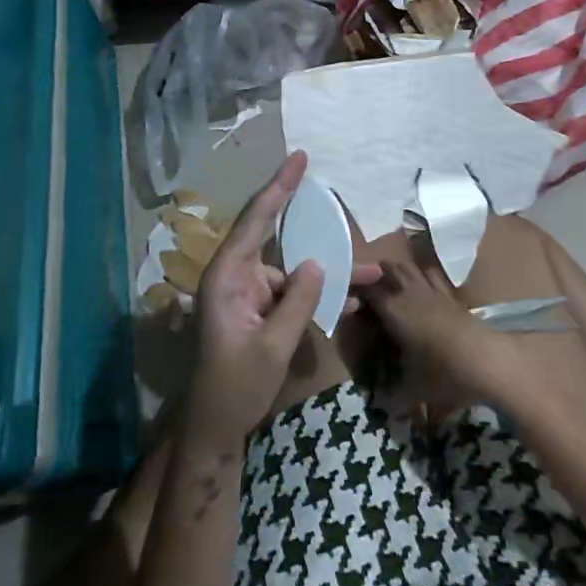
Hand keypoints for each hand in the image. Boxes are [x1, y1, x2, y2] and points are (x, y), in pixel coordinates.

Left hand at [187, 151, 380, 441]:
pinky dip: (319, 294)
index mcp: (228, 277)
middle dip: (308, 222)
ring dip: (328, 273)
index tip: (298, 158)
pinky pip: (293, 292)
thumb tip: (319, 263)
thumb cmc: (235, 386)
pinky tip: (353, 298)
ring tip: (370, 272)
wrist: (215, 427)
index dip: (279, 187)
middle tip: (329, 192)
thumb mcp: (273, 346)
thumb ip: (298, 301)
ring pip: (293, 270)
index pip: (255, 221)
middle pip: (276, 238)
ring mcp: (249, 294)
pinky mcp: (259, 310)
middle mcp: (236, 277)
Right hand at [358, 257, 528, 409]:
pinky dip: (424, 275)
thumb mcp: (414, 389)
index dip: (355, 287)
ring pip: (411, 267)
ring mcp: (433, 291)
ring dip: (400, 269)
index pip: (367, 288)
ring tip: (393, 282)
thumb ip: (395, 397)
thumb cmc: (443, 371)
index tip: (347, 295)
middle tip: (368, 288)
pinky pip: (434, 276)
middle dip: (376, 273)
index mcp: (393, 309)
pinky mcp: (452, 296)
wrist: (487, 361)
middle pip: (389, 268)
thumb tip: (384, 409)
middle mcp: (410, 293)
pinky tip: (423, 285)